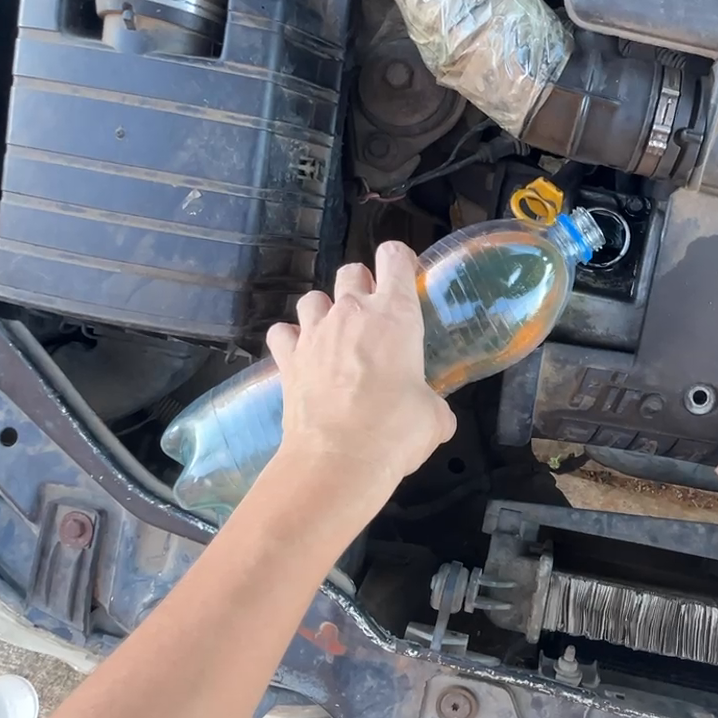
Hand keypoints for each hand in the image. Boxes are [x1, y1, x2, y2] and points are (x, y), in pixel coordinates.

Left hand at [267, 242, 456, 511]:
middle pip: (350, 270)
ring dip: (324, 310)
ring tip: (334, 335)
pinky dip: (291, 340)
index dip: (399, 260)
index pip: (393, 257)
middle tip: (372, 315)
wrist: (338, 459)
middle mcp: (352, 312)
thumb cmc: (397, 430)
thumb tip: (434, 415)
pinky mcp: (287, 359)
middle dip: (361, 284)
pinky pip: (282, 333)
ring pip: (312, 297)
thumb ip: (433, 403)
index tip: (405, 276)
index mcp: (395, 314)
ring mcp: (314, 333)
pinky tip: (302, 357)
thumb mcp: (434, 417)